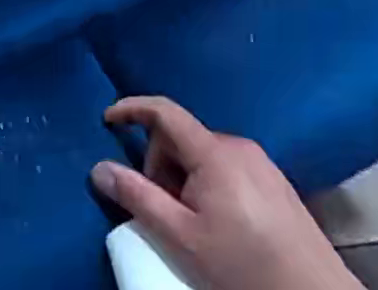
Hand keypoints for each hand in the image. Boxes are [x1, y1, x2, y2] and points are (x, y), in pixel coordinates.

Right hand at [91, 96, 361, 289]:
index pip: (163, 110)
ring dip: (184, 179)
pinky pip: (227, 168)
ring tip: (192, 222)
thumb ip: (137, 197)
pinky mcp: (278, 186)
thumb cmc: (247, 269)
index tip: (106, 120)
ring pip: (202, 155)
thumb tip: (98, 168)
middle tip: (164, 209)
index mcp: (214, 152)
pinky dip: (208, 185)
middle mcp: (239, 146)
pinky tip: (219, 225)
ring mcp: (263, 165)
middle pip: (180, 138)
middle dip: (161, 166)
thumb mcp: (182, 238)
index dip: (130, 108)